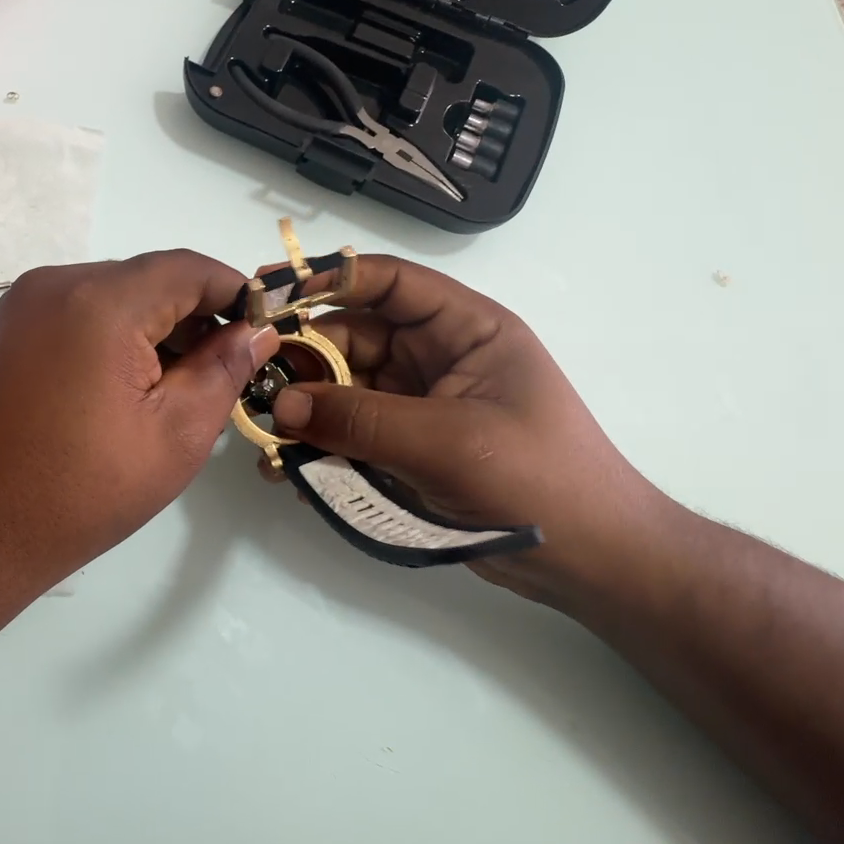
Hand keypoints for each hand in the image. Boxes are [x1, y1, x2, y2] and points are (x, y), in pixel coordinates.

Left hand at [0, 251, 280, 592]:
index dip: (233, 292)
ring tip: (182, 385)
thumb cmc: (81, 491)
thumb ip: (223, 370)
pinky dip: (114, 335)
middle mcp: (55, 284)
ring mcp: (24, 304)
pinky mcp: (9, 329)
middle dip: (194, 316)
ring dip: (154, 328)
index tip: (263, 329)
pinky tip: (131, 383)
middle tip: (226, 370)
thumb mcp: (175, 435)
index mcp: (99, 301)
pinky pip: (79, 313)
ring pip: (113, 295)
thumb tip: (255, 331)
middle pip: (148, 279)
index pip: (186, 269)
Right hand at [267, 255, 672, 601]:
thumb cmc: (537, 480)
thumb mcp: (446, 442)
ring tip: (264, 438)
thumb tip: (278, 405)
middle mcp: (434, 357)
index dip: (327, 279)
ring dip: (302, 410)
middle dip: (302, 360)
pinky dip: (316, 448)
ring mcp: (415, 403)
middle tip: (252, 386)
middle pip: (350, 337)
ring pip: (340, 389)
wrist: (591, 564)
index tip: (269, 296)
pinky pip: (346, 433)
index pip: (387, 282)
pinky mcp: (402, 446)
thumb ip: (359, 420)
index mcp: (463, 329)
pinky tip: (288, 472)